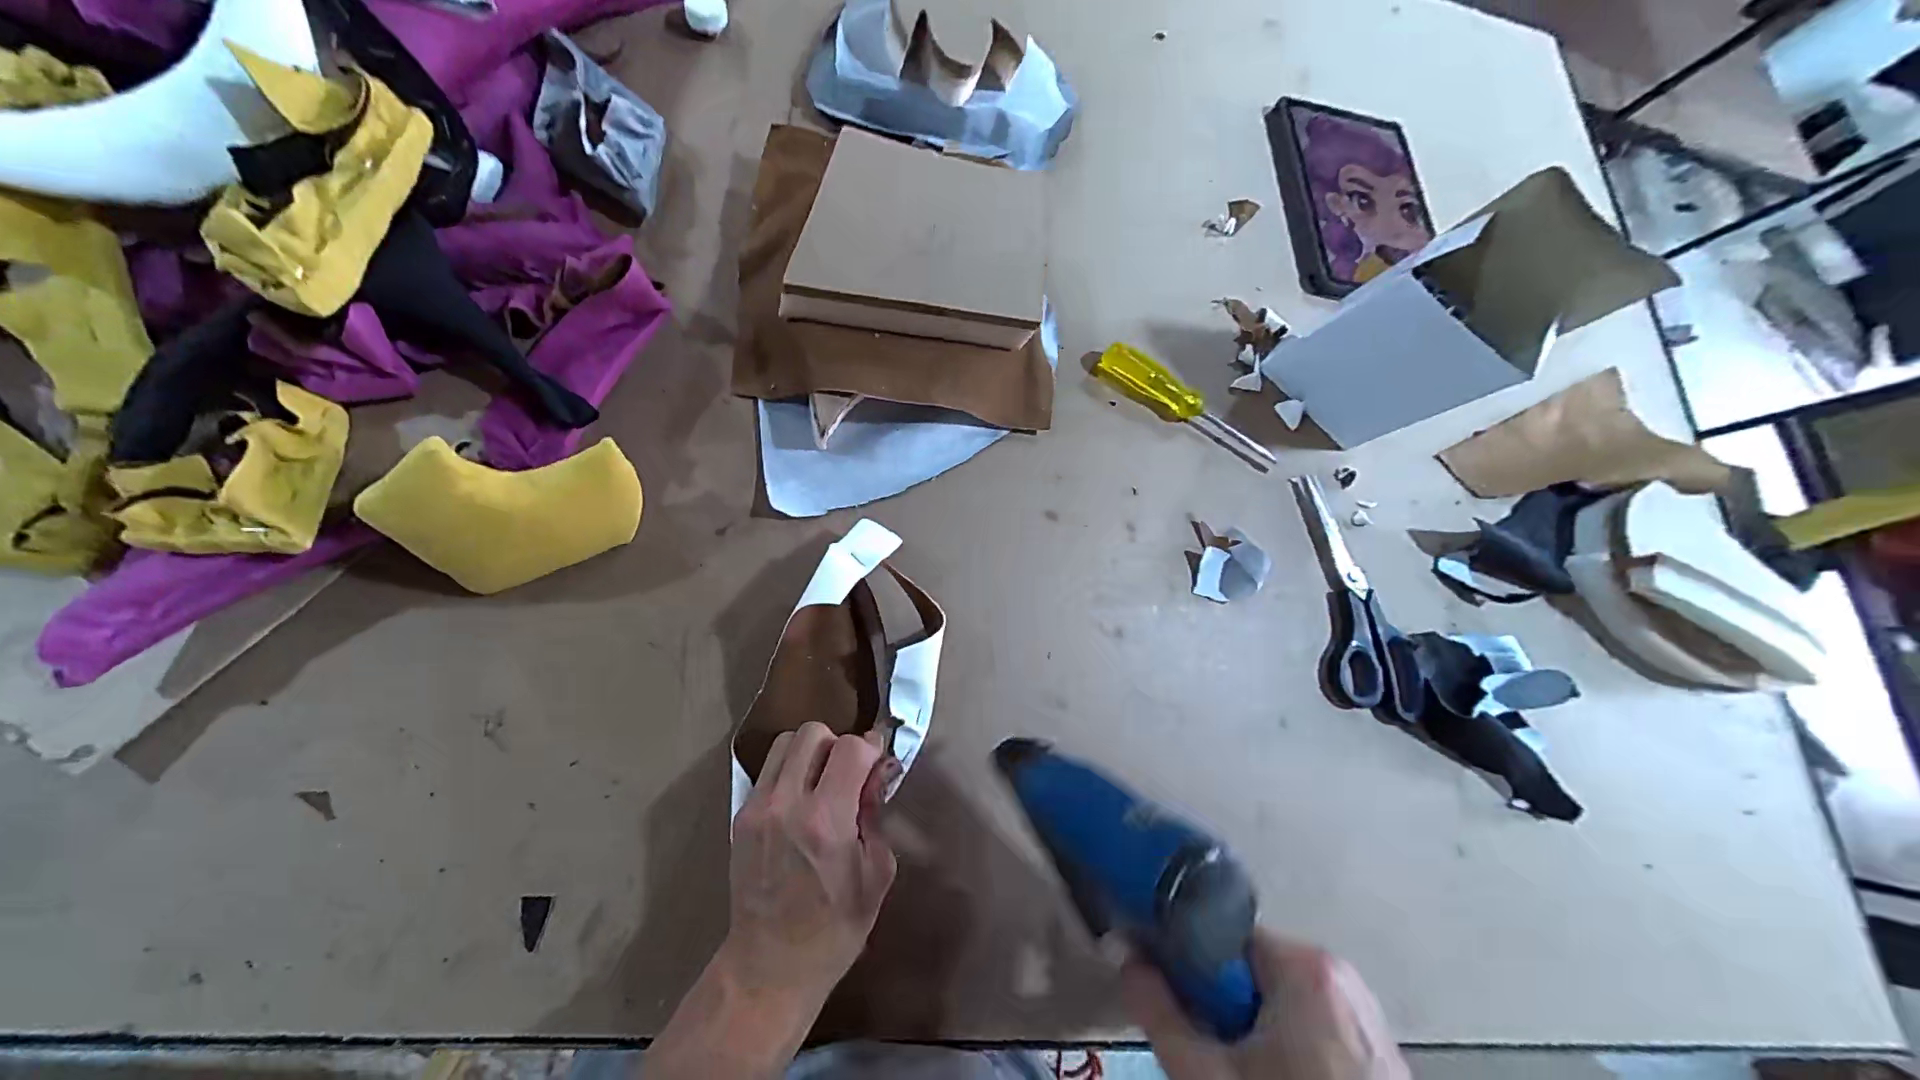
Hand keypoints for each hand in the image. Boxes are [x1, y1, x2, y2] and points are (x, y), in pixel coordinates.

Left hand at [722, 721, 899, 1008]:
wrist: (769, 966)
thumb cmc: (834, 929)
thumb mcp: (877, 874)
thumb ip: (875, 813)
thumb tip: (876, 774)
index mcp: (826, 821)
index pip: (850, 748)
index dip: (871, 747)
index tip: (879, 763)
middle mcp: (786, 804)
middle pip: (812, 733)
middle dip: (839, 744)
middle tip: (850, 774)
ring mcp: (757, 808)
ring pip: (784, 742)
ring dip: (810, 752)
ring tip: (823, 782)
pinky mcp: (740, 816)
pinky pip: (768, 770)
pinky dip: (789, 772)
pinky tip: (801, 801)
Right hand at [1122, 929, 1409, 1079]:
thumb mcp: (1209, 1076)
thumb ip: (1159, 1009)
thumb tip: (1122, 951)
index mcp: (1302, 964)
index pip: (1218, 937)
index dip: (1190, 971)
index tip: (1180, 1007)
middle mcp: (1337, 972)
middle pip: (1247, 967)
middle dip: (1222, 1005)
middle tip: (1216, 1056)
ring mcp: (1362, 1008)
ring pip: (1275, 996)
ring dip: (1251, 1028)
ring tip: (1247, 1074)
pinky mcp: (1375, 1041)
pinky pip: (1309, 1020)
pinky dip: (1286, 1044)